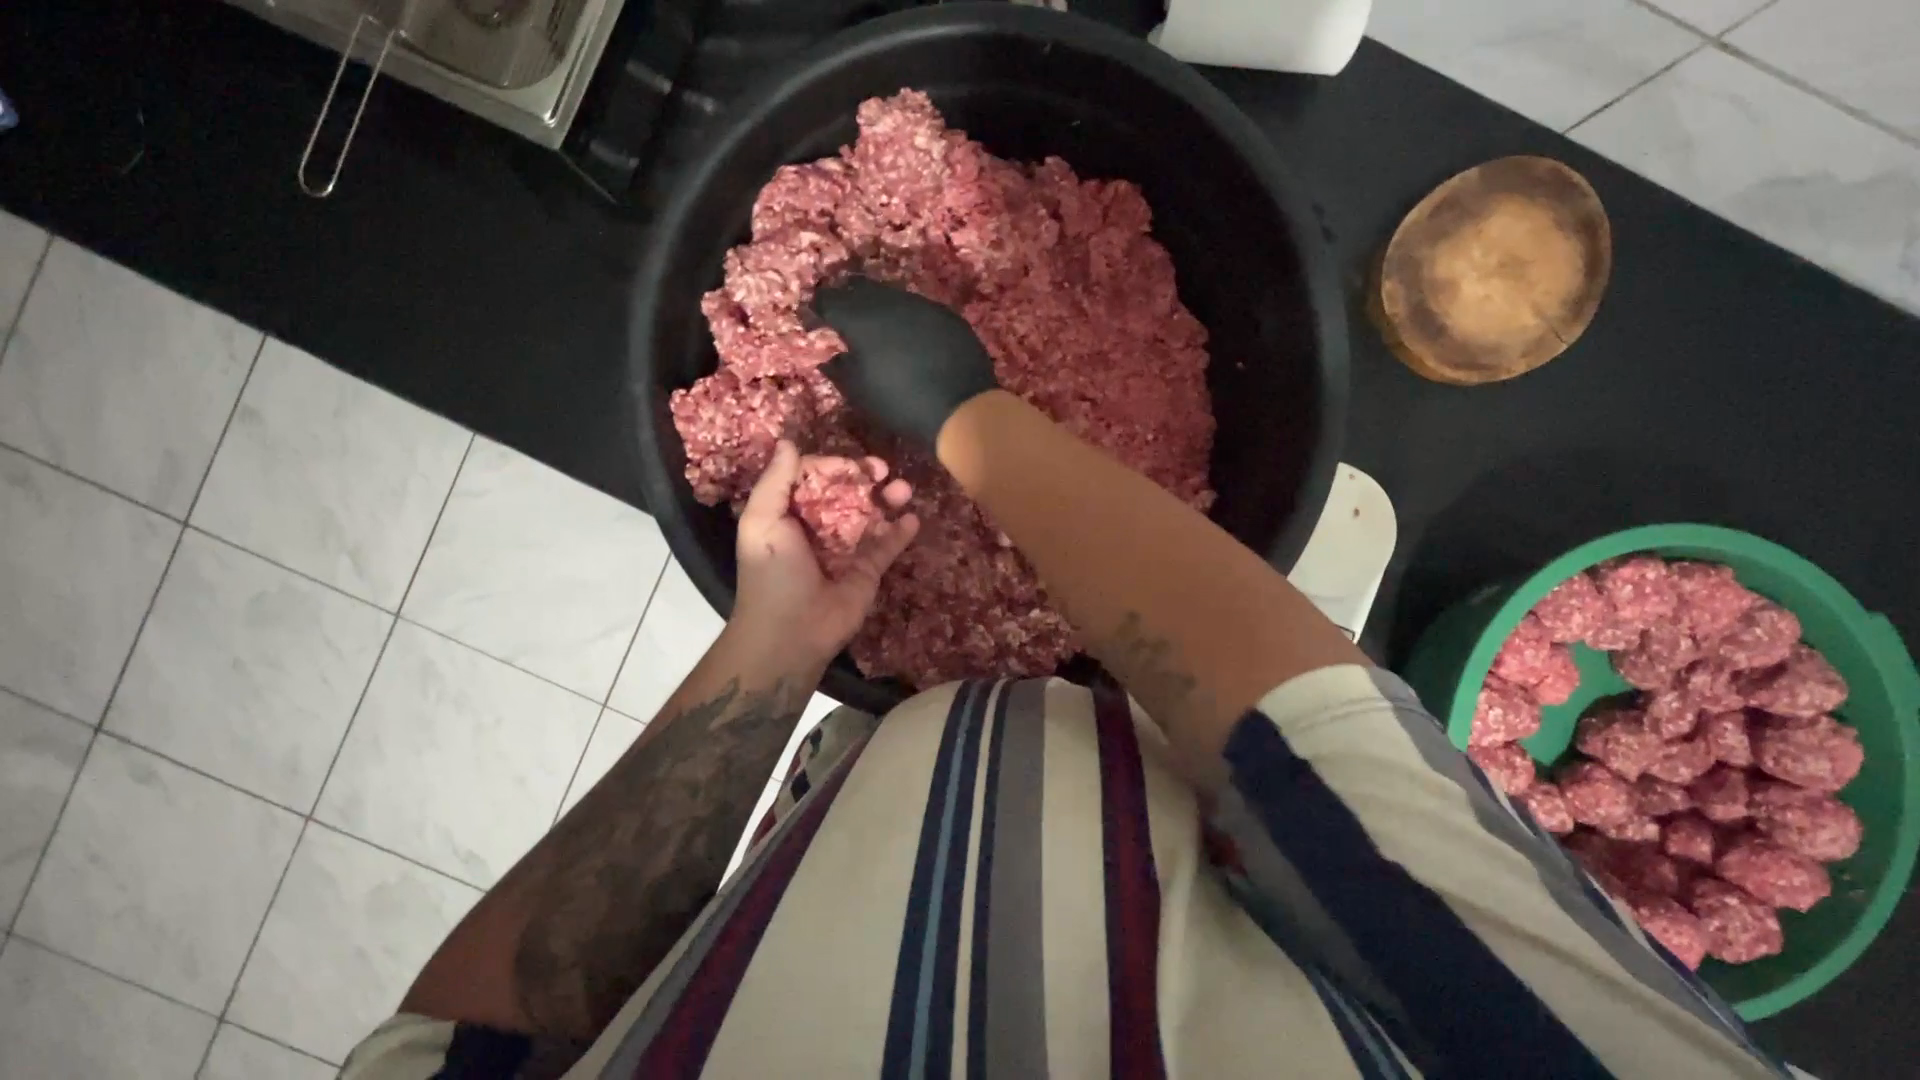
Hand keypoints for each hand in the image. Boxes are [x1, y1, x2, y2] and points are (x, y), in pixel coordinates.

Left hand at [730, 440, 919, 666]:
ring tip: (903, 489)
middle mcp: (819, 528)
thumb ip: (775, 481)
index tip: (850, 465)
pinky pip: (887, 547)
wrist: (788, 634)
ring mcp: (846, 550)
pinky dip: (901, 532)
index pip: (814, 478)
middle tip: (882, 468)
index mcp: (789, 514)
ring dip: (888, 499)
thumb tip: (789, 442)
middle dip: (865, 477)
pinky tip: (912, 518)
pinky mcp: (867, 572)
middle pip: (847, 492)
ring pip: (871, 516)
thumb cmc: (771, 574)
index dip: (833, 466)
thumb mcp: (761, 522)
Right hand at [815, 276, 999, 446]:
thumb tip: (830, 357)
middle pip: (858, 288)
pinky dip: (904, 318)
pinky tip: (907, 336)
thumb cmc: (900, 404)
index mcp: (860, 318)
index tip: (812, 324)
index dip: (815, 310)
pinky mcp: (946, 315)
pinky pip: (916, 308)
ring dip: (877, 307)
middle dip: (845, 299)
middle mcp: (889, 301)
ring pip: (890, 295)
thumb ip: (839, 368)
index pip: (827, 299)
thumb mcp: (859, 393)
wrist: (961, 409)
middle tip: (839, 318)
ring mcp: (921, 304)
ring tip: (874, 327)